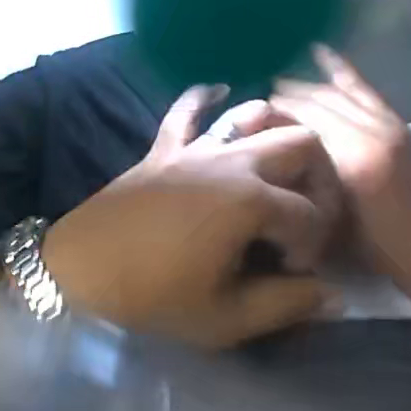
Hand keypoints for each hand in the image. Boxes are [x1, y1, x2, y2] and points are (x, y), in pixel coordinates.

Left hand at [42, 86, 342, 348]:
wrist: (77, 275)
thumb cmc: (152, 299)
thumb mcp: (224, 319)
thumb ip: (286, 305)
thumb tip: (333, 295)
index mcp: (251, 201)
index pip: (310, 213)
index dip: (315, 243)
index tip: (295, 272)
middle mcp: (232, 161)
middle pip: (301, 143)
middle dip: (319, 175)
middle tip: (308, 211)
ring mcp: (196, 148)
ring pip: (254, 113)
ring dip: (279, 128)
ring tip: (285, 161)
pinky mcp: (164, 147)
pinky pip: (187, 109)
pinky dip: (206, 97)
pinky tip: (220, 91)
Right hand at [273, 46, 410, 309]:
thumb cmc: (389, 250)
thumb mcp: (336, 225)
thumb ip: (308, 188)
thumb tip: (277, 164)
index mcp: (352, 159)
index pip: (304, 121)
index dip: (276, 114)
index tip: (251, 116)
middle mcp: (368, 131)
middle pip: (318, 102)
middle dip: (287, 98)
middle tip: (260, 102)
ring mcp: (387, 123)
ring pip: (339, 92)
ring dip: (309, 85)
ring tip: (281, 83)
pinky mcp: (399, 123)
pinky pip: (365, 89)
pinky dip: (342, 71)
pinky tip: (323, 53)